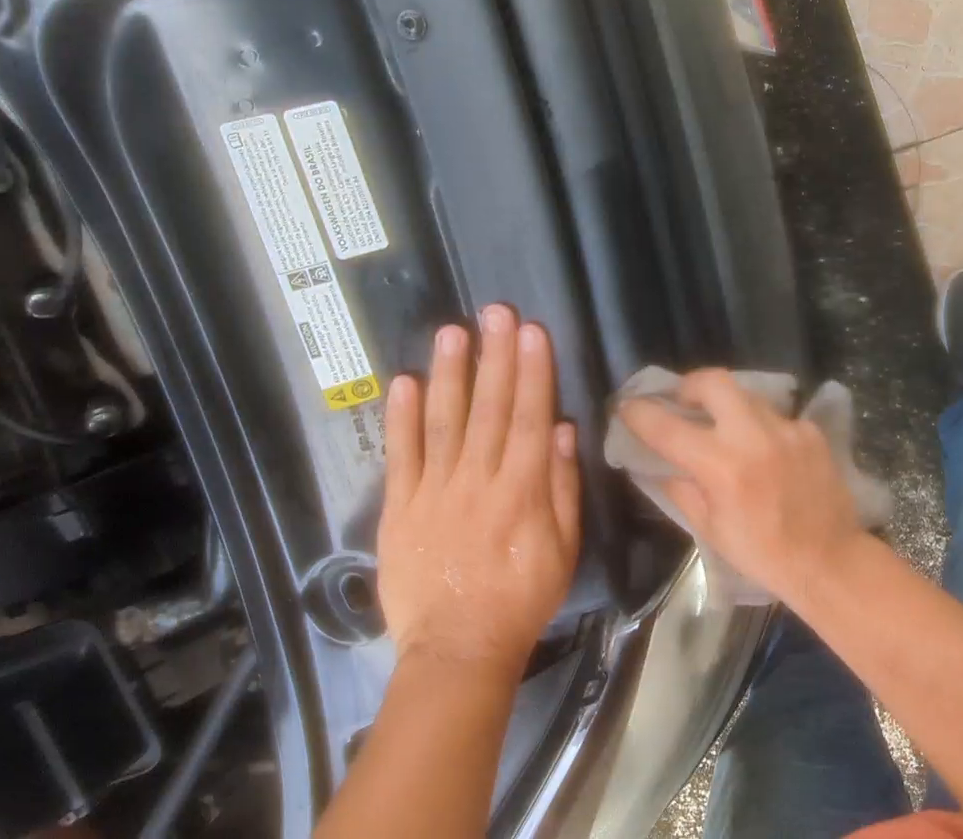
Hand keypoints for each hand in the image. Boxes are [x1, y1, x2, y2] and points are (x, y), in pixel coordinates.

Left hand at [376, 306, 580, 671]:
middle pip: (490, 409)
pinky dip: (401, 418)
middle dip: (494, 357)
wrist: (457, 650)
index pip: (530, 417)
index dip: (532, 372)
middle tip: (495, 312)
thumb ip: (562, 488)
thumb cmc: (521, 599)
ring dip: (449, 374)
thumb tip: (563, 432)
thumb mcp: (563, 549)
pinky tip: (403, 382)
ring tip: (453, 331)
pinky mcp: (400, 508)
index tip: (531, 332)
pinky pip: (401, 456)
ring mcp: (434, 492)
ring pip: (444, 422)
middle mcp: (478, 481)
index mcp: (522, 490)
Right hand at [618, 370, 863, 602]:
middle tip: (683, 402)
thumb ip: (681, 489)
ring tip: (726, 432)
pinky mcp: (811, 431)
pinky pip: (777, 418)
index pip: (668, 427)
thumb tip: (660, 464)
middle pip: (714, 382)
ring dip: (729, 409)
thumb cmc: (762, 554)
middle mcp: (754, 437)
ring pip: (747, 397)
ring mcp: (787, 429)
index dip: (640, 413)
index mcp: (722, 467)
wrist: (828, 559)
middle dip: (691, 386)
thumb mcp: (710, 529)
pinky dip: (763, 430)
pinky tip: (766, 454)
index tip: (627, 406)